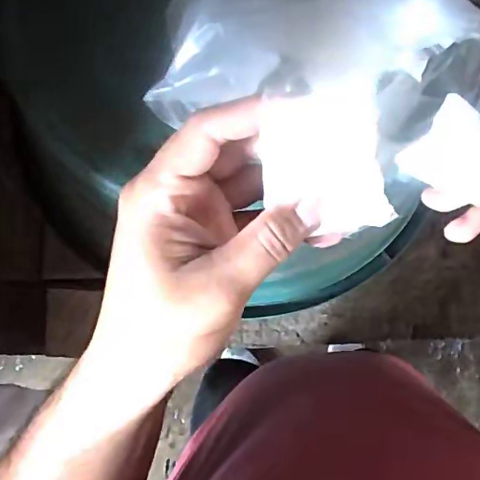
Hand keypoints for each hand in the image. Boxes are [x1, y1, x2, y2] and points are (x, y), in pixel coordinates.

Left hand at [83, 99, 313, 404]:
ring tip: (342, 177)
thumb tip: (322, 202)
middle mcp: (178, 192)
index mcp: (161, 191)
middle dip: (284, 145)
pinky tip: (326, 225)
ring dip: (291, 182)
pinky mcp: (212, 236)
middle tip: (336, 140)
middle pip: (234, 152)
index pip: (206, 133)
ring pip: (250, 181)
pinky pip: (254, 215)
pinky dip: (285, 218)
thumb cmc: (163, 330)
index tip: (304, 108)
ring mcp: (196, 213)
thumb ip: (270, 240)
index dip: (253, 114)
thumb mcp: (220, 284)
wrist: (137, 372)